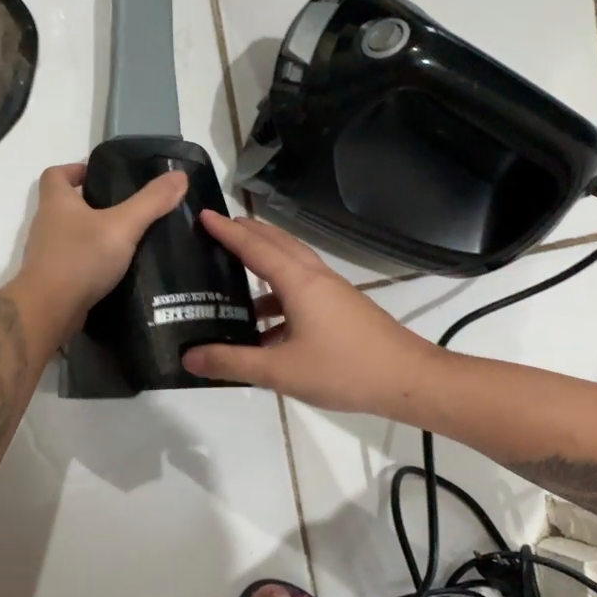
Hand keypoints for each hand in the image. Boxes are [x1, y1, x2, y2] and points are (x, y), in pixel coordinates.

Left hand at [16, 162, 187, 319]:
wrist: (48, 311)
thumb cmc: (80, 259)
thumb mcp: (122, 226)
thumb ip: (151, 202)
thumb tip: (179, 176)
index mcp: (55, 203)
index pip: (55, 175)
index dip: (73, 170)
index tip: (97, 175)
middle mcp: (45, 225)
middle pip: (63, 206)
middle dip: (89, 204)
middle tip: (123, 208)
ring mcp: (46, 255)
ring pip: (69, 237)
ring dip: (91, 235)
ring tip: (124, 240)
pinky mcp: (52, 281)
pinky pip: (72, 263)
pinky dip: (89, 263)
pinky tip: (113, 271)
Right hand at [181, 211, 444, 415]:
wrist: (408, 380)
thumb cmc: (342, 370)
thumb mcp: (278, 371)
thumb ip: (231, 363)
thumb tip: (188, 358)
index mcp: (299, 283)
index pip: (255, 248)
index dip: (227, 232)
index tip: (204, 216)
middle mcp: (315, 279)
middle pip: (278, 245)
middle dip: (248, 234)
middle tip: (218, 230)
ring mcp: (332, 294)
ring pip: (292, 267)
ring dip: (264, 263)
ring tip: (234, 274)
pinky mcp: (341, 310)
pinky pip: (301, 290)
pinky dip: (277, 294)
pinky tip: (262, 326)